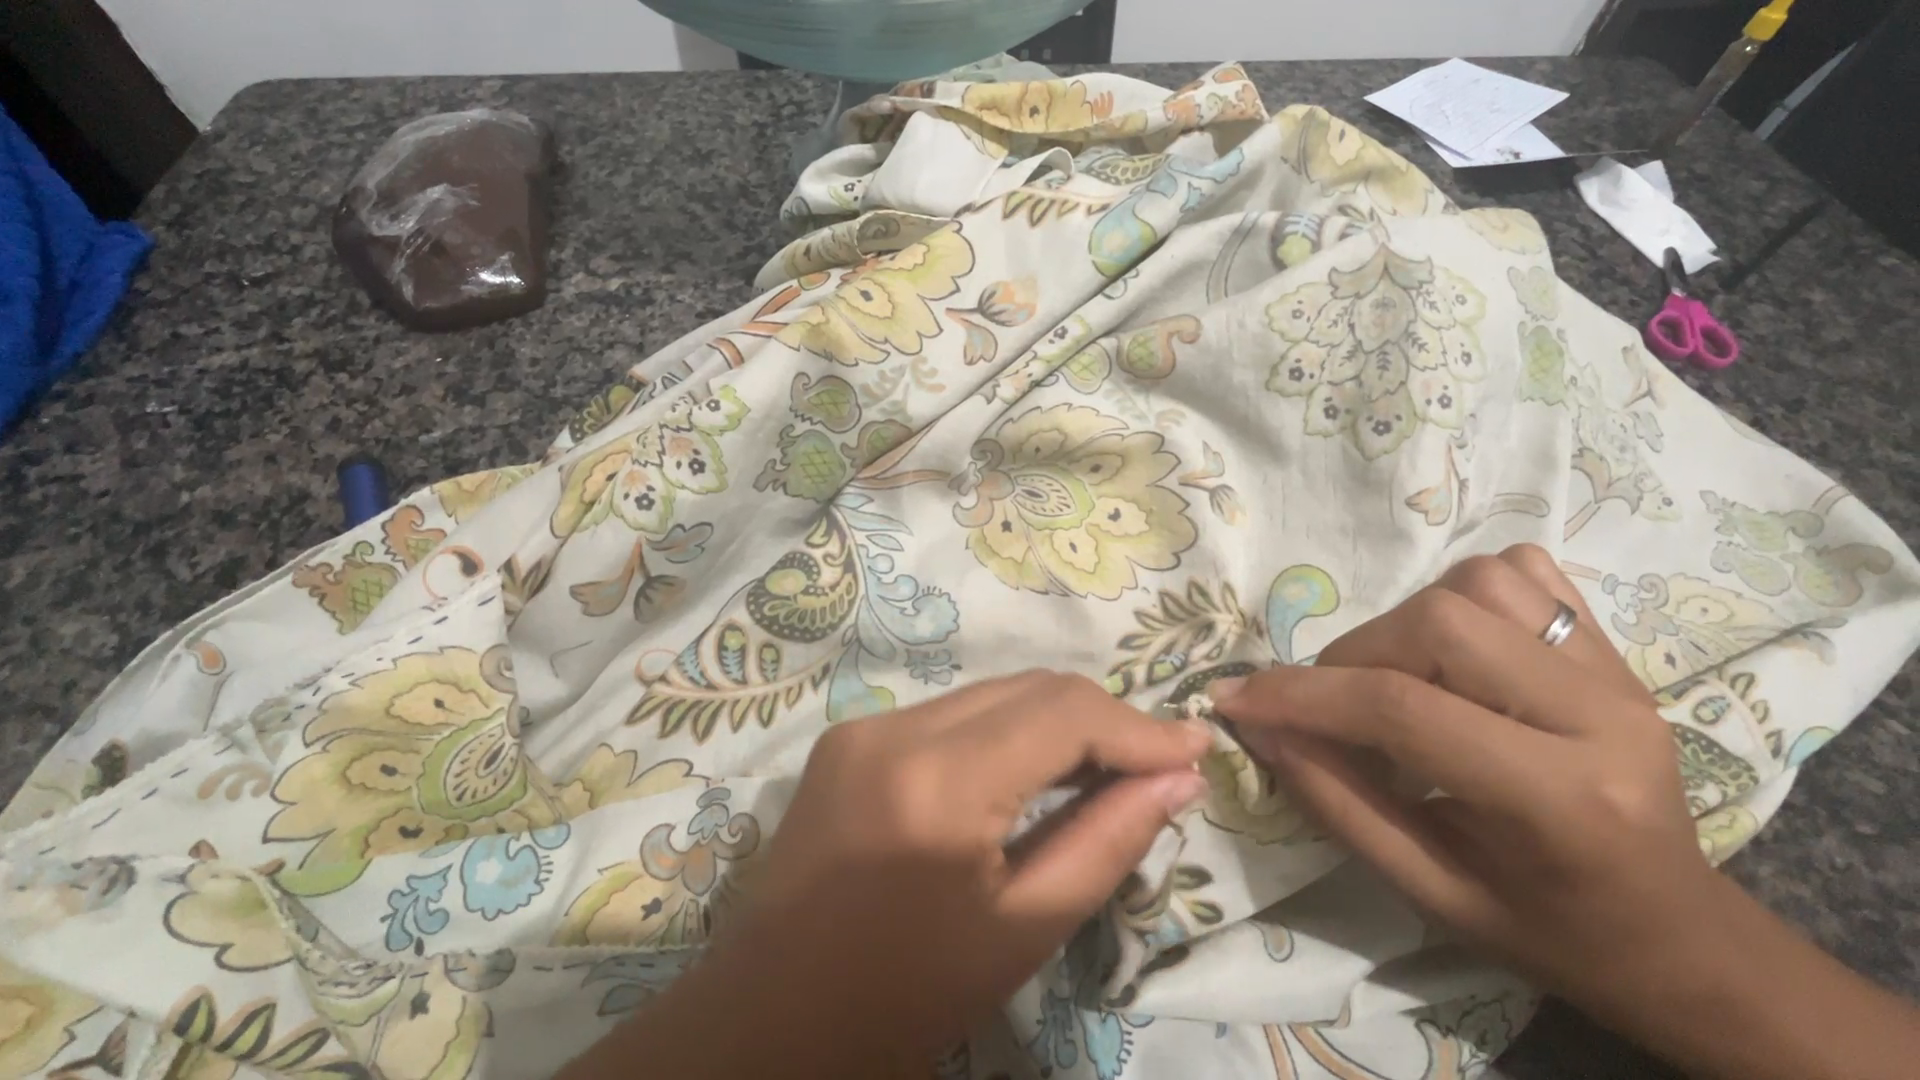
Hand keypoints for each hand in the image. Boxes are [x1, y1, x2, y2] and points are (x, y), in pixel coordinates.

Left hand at [564, 672, 1210, 1079]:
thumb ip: (1107, 840)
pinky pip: (950, 714)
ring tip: (1107, 768)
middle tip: (1159, 763)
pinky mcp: (847, 738)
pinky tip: (1032, 771)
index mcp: (937, 782)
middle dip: (1102, 719)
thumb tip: (1177, 777)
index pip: (1062, 713)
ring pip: (990, 694)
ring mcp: (863, 727)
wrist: (774, 1020)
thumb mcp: (1024, 929)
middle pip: (1028, 688)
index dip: (1138, 726)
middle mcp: (895, 729)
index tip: (1196, 748)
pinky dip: (1004, 732)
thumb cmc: (907, 995)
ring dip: (1054, 722)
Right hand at [1209, 545, 1713, 1013]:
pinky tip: (1451, 649)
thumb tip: (1262, 728)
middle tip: (1330, 705)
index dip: (1304, 696)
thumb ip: (1338, 804)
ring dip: (1405, 621)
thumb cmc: (1546, 929)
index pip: (1405, 710)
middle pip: (1441, 624)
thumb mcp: (1430, 893)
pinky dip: (1463, 594)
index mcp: (1560, 796)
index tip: (1237, 698)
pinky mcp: (1616, 652)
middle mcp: (1599, 715)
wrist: (1677, 933)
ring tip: (1394, 678)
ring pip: (1479, 582)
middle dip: (1353, 656)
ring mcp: (1616, 674)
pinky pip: (1524, 575)